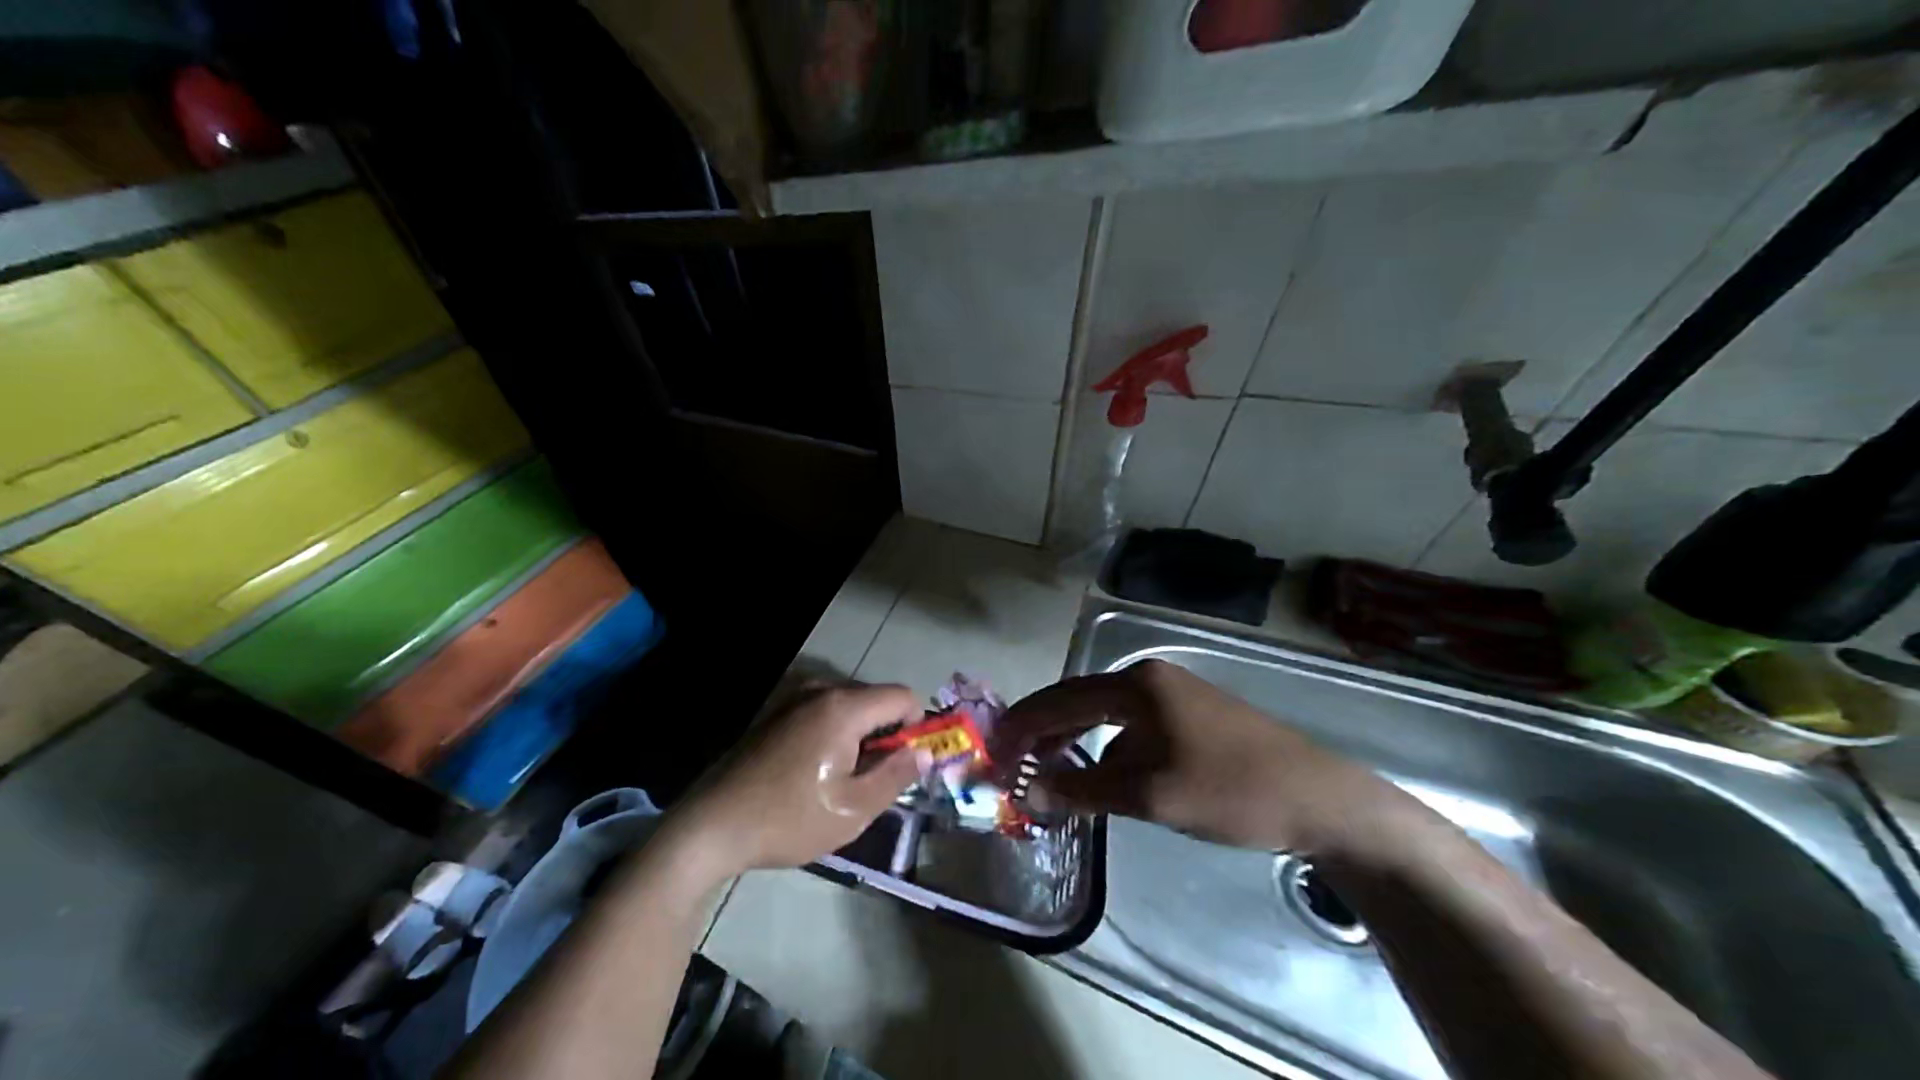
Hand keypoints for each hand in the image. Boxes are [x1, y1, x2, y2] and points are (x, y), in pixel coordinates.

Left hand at [669, 683, 922, 876]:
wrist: (711, 826)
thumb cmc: (789, 820)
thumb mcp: (854, 809)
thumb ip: (897, 775)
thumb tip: (925, 752)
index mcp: (843, 707)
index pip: (903, 697)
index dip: (916, 727)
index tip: (904, 764)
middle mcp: (820, 690)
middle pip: (875, 699)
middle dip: (886, 733)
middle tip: (871, 779)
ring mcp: (793, 697)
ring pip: (849, 706)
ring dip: (858, 735)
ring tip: (840, 779)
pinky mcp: (775, 711)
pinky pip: (823, 711)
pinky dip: (833, 733)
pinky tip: (813, 771)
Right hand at [998, 659, 1402, 854]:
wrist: (1319, 798)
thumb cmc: (1229, 789)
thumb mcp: (1149, 794)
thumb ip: (1082, 788)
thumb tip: (1028, 790)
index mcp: (1136, 684)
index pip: (1059, 699)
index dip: (1021, 725)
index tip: (991, 750)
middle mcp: (1148, 679)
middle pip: (1078, 701)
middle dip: (1041, 732)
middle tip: (1008, 762)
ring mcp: (1172, 695)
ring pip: (1104, 716)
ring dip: (1072, 743)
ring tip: (1043, 773)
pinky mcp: (1188, 717)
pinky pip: (1129, 728)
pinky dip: (1105, 750)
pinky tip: (1098, 777)